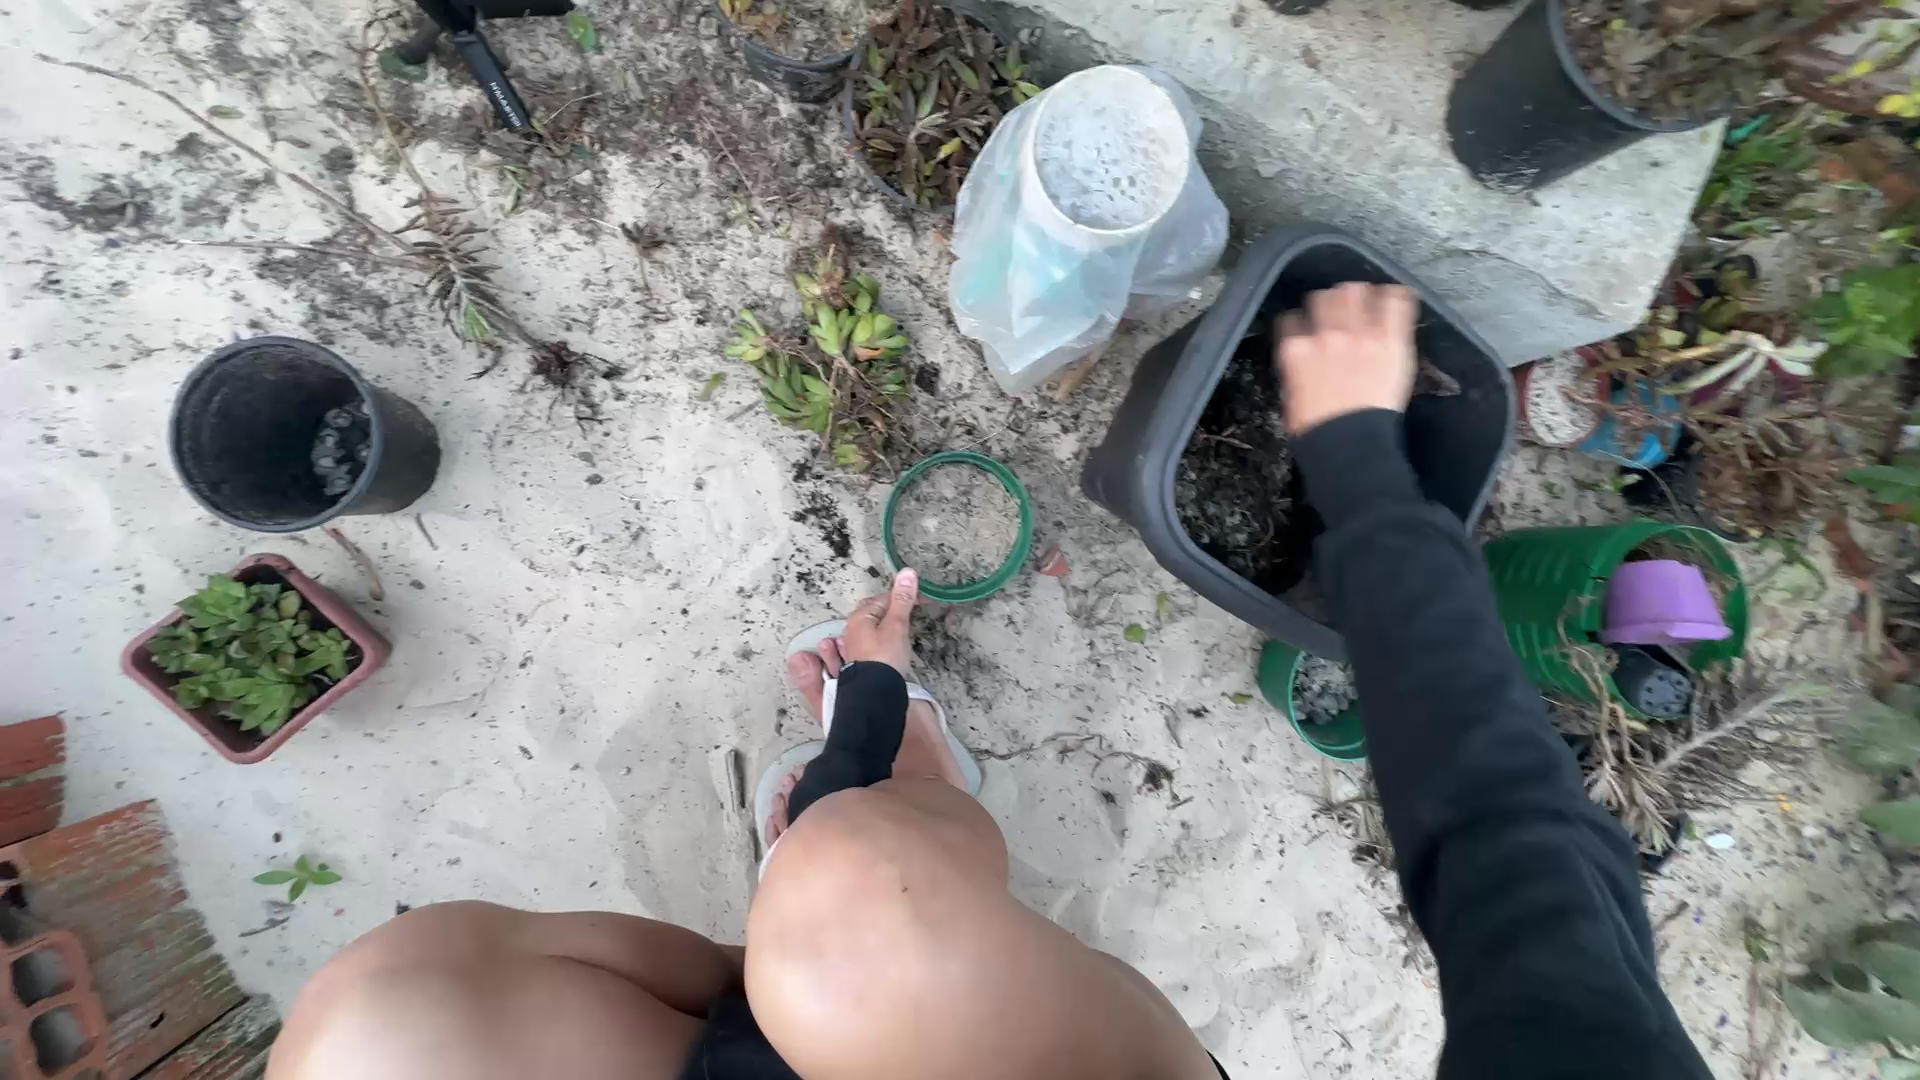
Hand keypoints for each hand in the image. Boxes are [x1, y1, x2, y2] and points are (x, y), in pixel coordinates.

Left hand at [842, 569, 918, 676]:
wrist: (875, 693)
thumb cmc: (884, 657)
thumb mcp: (896, 625)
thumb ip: (902, 600)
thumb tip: (907, 572)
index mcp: (860, 617)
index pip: (884, 599)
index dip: (903, 597)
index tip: (921, 599)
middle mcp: (853, 630)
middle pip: (874, 612)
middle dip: (891, 609)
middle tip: (911, 611)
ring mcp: (855, 648)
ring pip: (872, 629)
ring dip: (887, 625)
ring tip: (903, 628)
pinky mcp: (862, 662)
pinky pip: (873, 643)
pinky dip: (884, 640)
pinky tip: (891, 647)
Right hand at [1274, 283, 1418, 435]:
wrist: (1348, 441)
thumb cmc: (1315, 428)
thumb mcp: (1291, 396)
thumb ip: (1298, 370)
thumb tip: (1304, 362)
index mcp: (1295, 351)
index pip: (1290, 320)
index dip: (1298, 323)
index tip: (1304, 330)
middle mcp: (1324, 334)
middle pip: (1324, 298)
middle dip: (1328, 302)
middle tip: (1337, 312)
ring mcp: (1359, 334)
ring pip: (1355, 291)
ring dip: (1358, 295)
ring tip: (1365, 304)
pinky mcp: (1390, 339)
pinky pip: (1395, 301)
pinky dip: (1393, 297)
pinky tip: (1392, 301)